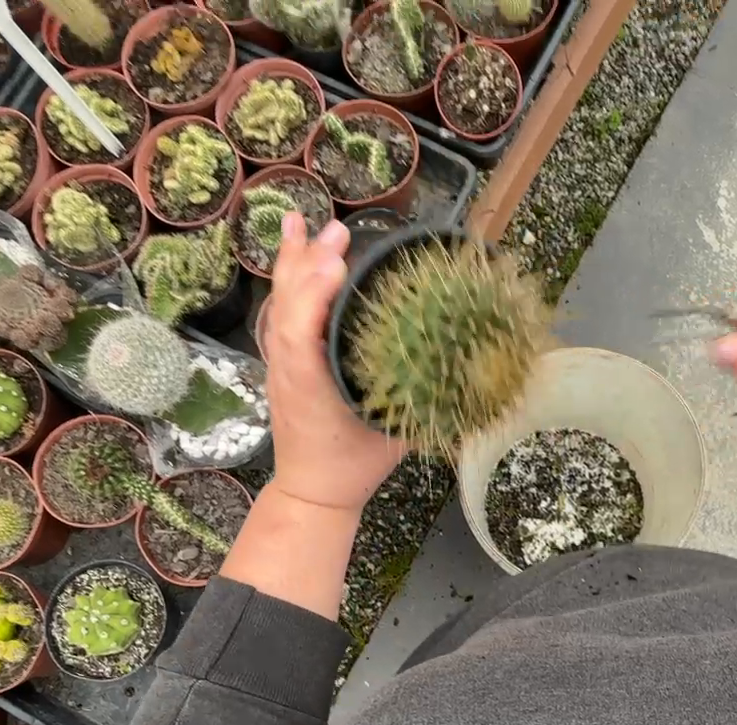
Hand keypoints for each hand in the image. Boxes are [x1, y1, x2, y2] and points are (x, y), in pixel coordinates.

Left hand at [259, 213, 404, 514]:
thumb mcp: (391, 439)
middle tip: (339, 231)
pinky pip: (282, 314)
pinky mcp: (284, 362)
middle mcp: (289, 372)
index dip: (312, 297)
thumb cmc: (352, 469)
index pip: (298, 338)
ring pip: (279, 307)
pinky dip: (287, 281)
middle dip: (309, 264)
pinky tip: (294, 254)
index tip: (336, 263)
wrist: (312, 492)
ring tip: (302, 219)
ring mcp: (281, 365)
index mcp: (311, 392)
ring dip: (292, 262)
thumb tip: (457, 363)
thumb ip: (417, 401)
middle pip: (286, 310)